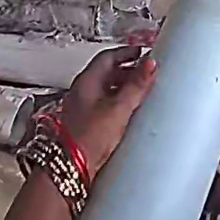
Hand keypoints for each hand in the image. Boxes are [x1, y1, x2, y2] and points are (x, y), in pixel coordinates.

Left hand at [58, 47, 156, 170]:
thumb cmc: (87, 138)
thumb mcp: (119, 108)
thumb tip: (149, 64)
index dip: (126, 52)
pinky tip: (129, 112)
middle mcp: (82, 92)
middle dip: (128, 70)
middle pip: (107, 72)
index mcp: (87, 82)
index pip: (108, 57)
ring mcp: (83, 108)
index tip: (141, 53)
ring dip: (124, 87)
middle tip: (146, 72)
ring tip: (142, 91)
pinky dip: (119, 103)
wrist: (70, 167)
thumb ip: (136, 85)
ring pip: (106, 89)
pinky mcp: (87, 124)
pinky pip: (105, 106)